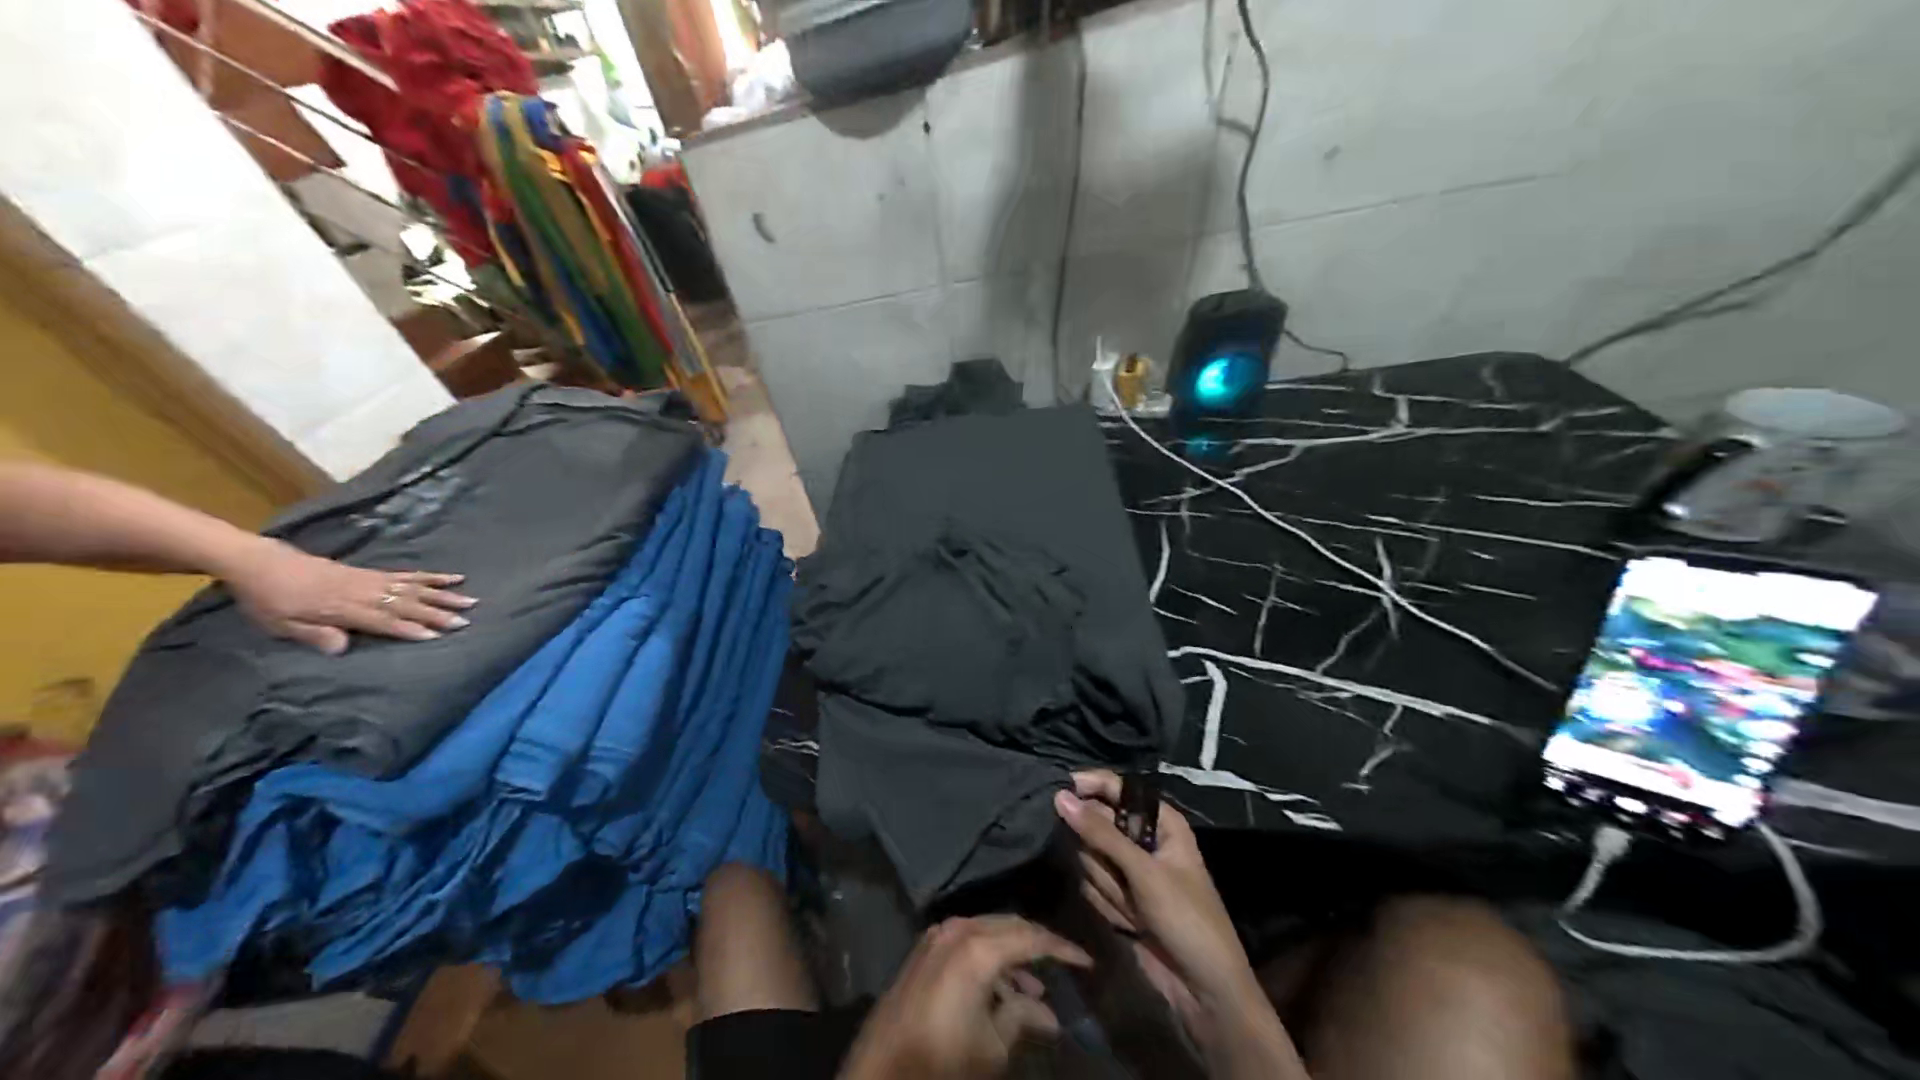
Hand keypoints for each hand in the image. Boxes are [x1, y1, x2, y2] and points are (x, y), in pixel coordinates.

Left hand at [220, 538, 476, 653]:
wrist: (260, 563)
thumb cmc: (267, 599)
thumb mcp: (279, 624)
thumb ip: (312, 635)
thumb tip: (342, 648)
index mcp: (341, 608)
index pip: (382, 620)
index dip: (409, 628)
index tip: (436, 635)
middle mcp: (362, 593)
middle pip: (405, 604)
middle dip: (436, 612)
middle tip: (464, 620)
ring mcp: (371, 580)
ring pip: (414, 588)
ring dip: (443, 595)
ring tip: (470, 600)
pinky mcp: (373, 572)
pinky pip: (408, 575)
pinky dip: (432, 577)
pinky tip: (451, 577)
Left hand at [839, 916, 1089, 1079]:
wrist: (879, 1073)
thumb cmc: (943, 1060)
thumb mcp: (992, 1046)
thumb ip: (1023, 1017)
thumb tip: (1049, 1013)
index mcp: (978, 948)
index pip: (1032, 937)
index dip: (1063, 949)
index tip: (1087, 962)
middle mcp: (957, 930)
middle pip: (1009, 926)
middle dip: (1038, 944)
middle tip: (1064, 965)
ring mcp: (936, 937)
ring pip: (987, 933)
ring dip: (1012, 955)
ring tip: (1035, 992)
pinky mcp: (923, 951)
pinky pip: (966, 943)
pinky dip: (988, 959)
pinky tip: (1001, 990)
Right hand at [1056, 772, 1254, 1014]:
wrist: (1204, 991)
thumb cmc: (1186, 919)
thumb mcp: (1144, 872)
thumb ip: (1101, 833)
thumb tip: (1060, 796)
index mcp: (1162, 822)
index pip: (1118, 788)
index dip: (1090, 785)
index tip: (1059, 790)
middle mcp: (1143, 840)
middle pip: (1098, 824)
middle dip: (1100, 853)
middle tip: (1121, 878)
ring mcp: (1130, 871)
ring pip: (1092, 858)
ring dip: (1107, 884)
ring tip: (1134, 908)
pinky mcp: (1120, 898)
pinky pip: (1094, 886)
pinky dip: (1108, 905)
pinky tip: (1131, 924)